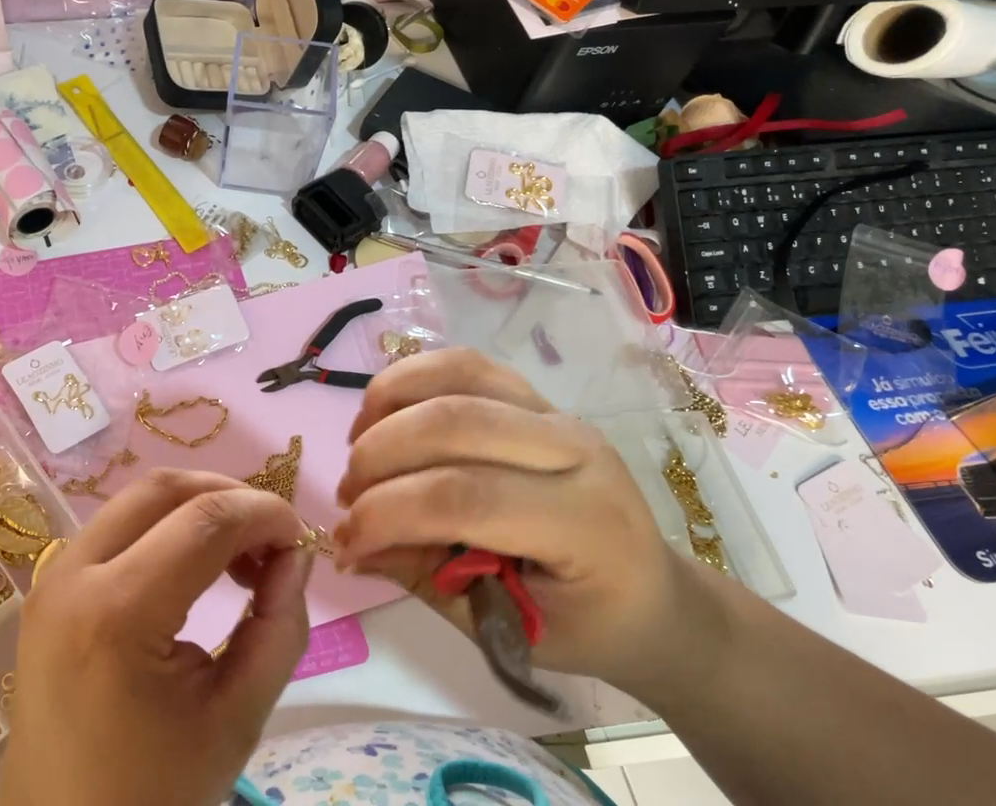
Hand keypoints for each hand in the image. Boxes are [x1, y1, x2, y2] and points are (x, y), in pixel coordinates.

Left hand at [0, 469, 316, 805]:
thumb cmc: (154, 791)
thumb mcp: (236, 719)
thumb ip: (278, 627)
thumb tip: (293, 555)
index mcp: (117, 613)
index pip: (204, 521)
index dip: (264, 514)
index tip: (303, 540)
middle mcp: (72, 576)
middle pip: (162, 489)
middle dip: (229, 497)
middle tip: (273, 540)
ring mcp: (50, 578)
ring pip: (133, 501)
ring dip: (195, 508)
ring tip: (240, 557)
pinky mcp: (46, 588)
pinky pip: (112, 529)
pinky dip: (162, 528)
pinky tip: (193, 566)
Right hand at [332, 349, 721, 691]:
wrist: (650, 597)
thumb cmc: (585, 627)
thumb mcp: (506, 631)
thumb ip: (425, 578)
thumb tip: (347, 545)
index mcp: (585, 524)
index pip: (464, 498)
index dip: (387, 515)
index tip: (346, 544)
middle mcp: (576, 451)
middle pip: (453, 423)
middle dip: (377, 458)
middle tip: (347, 499)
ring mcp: (558, 413)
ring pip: (457, 376)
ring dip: (386, 406)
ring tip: (356, 449)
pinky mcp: (537, 397)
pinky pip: (464, 364)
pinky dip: (409, 379)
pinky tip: (382, 416)